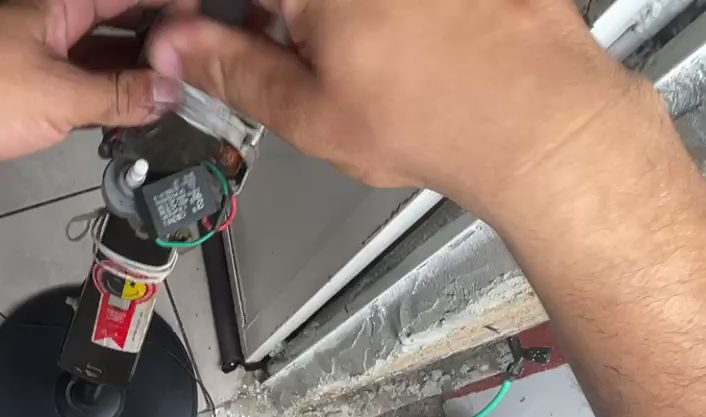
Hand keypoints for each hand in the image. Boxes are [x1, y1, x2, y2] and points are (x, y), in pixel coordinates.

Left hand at [0, 0, 184, 183]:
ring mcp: (35, 55)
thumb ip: (119, 95)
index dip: (163, 5)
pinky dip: (104, 101)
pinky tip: (129, 115)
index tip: (198, 17)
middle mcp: (46, 20)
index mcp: (54, 1)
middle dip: (152, 44)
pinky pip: (77, 88)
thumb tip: (166, 93)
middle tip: (190, 66)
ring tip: (169, 96)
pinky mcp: (26, 90)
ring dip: (129, 78)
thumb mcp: (61, 95)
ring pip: (96, 60)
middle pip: (113, 23)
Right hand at [144, 0, 656, 223]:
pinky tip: (374, 43)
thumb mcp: (306, 110)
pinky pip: (370, 3)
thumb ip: (230, 68)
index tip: (190, 37)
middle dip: (261, 20)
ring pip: (319, 3)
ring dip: (304, 21)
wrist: (531, 114)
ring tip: (339, 60)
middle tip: (269, 56)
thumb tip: (174, 44)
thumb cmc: (430, 116)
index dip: (199, 19)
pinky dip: (352, 21)